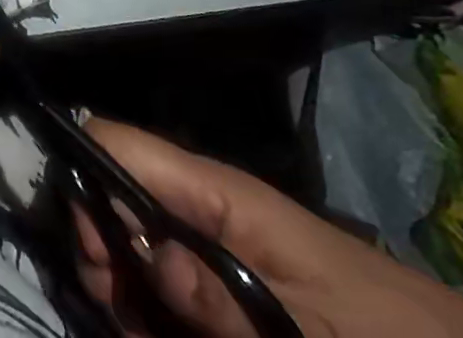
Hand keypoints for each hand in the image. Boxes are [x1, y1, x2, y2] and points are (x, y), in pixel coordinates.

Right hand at [75, 118, 462, 337]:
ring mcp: (206, 237)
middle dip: (100, 251)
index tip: (91, 251)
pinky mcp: (215, 270)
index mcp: (217, 193)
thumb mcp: (305, 331)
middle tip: (122, 310)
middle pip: (110, 197)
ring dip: (122, 289)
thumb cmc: (376, 329)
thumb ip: (225, 298)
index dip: (85, 179)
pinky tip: (164, 333)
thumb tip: (150, 250)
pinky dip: (147, 310)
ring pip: (126, 243)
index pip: (118, 143)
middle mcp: (200, 203)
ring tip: (150, 331)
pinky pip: (157, 278)